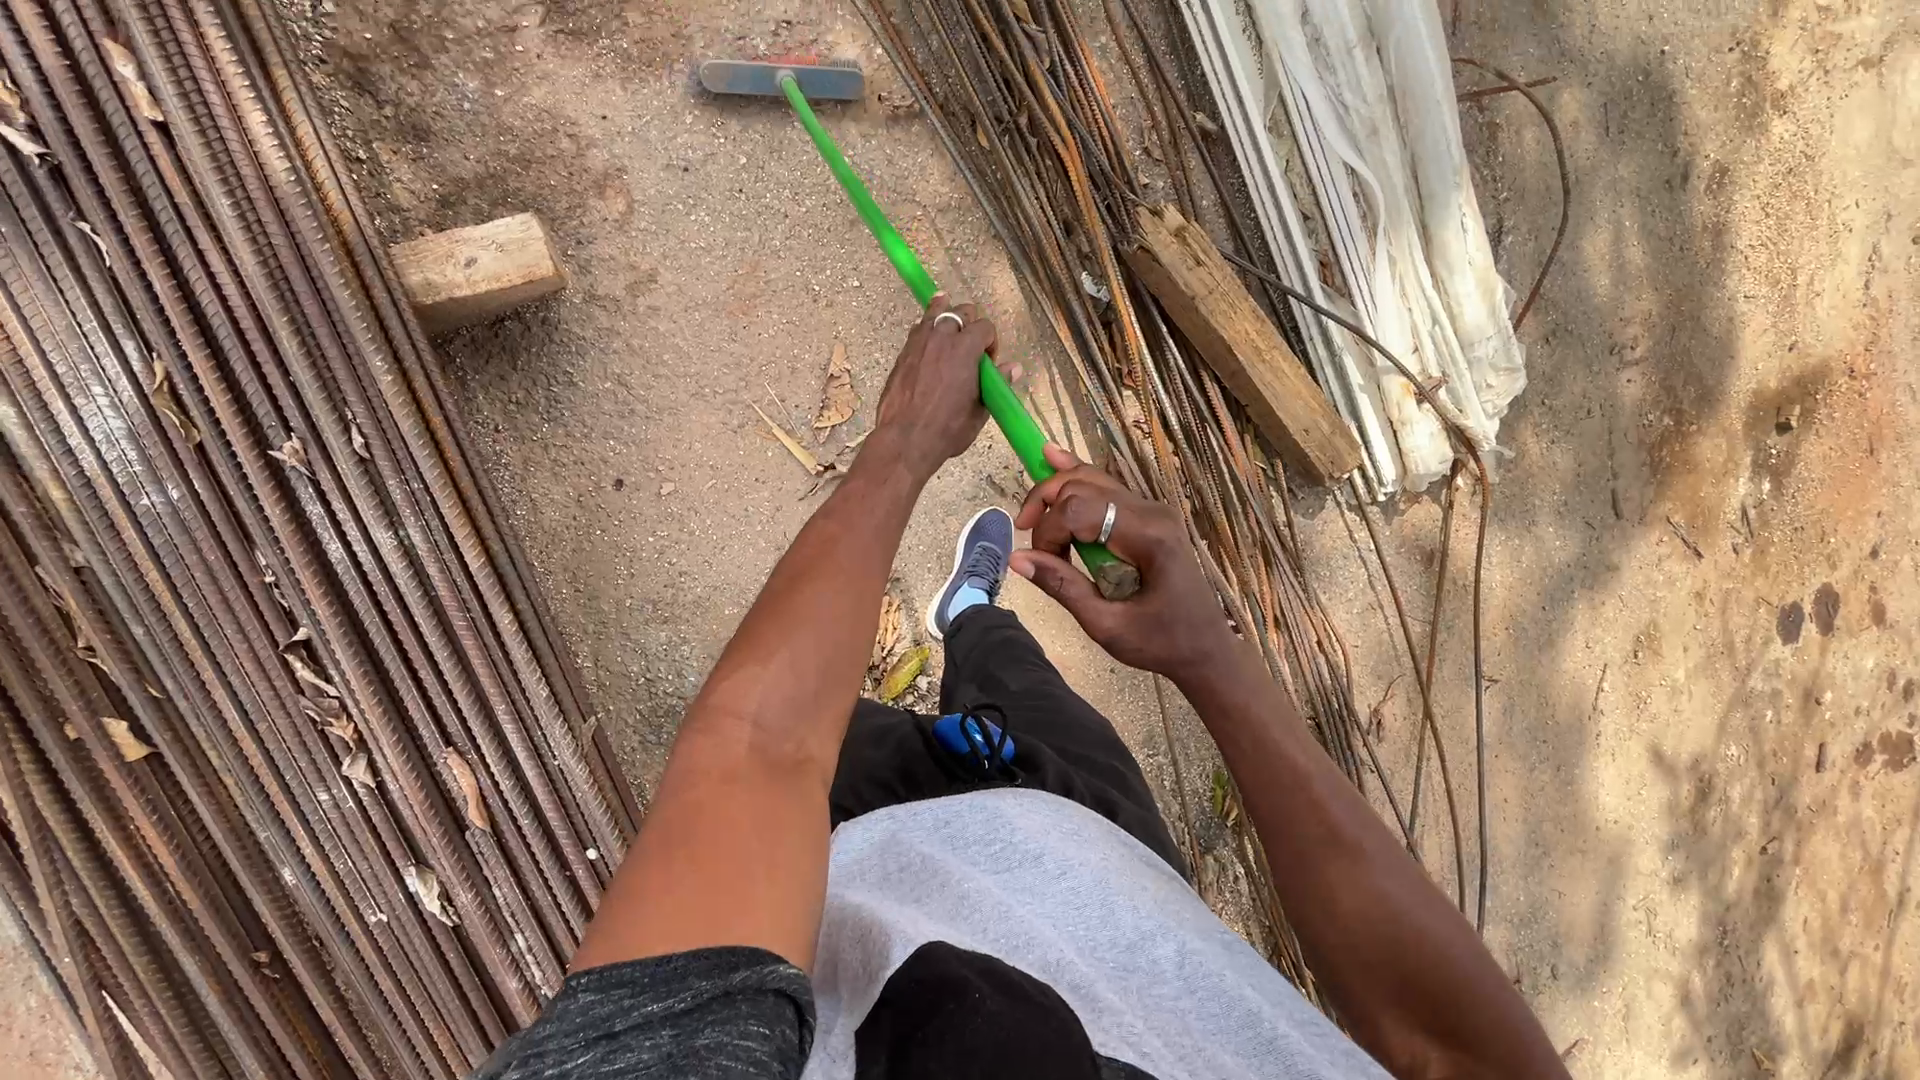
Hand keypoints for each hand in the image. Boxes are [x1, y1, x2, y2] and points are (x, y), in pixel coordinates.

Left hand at [866, 294, 1017, 482]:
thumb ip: (996, 384)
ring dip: (946, 313)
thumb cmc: (945, 429)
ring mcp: (919, 343)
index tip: (988, 359)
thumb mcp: (980, 410)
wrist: (905, 439)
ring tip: (949, 317)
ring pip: (935, 312)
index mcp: (965, 349)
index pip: (985, 327)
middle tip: (972, 342)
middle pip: (961, 311)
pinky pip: (918, 330)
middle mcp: (942, 338)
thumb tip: (1013, 368)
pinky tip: (930, 338)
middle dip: (971, 322)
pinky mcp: (903, 353)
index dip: (991, 341)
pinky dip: (927, 328)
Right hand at [1010, 445, 1239, 685]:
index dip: (1048, 531)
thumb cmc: (1160, 643)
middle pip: (1082, 486)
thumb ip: (1062, 587)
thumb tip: (1017, 559)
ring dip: (1056, 493)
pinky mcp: (1148, 516)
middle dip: (1046, 506)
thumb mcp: (1106, 625)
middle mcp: (1152, 512)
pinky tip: (1053, 457)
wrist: (1206, 649)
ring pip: (1092, 480)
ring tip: (1030, 517)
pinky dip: (1076, 480)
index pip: (1079, 510)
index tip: (1041, 564)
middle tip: (1026, 536)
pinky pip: (1106, 489)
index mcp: (1148, 537)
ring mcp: (1153, 510)